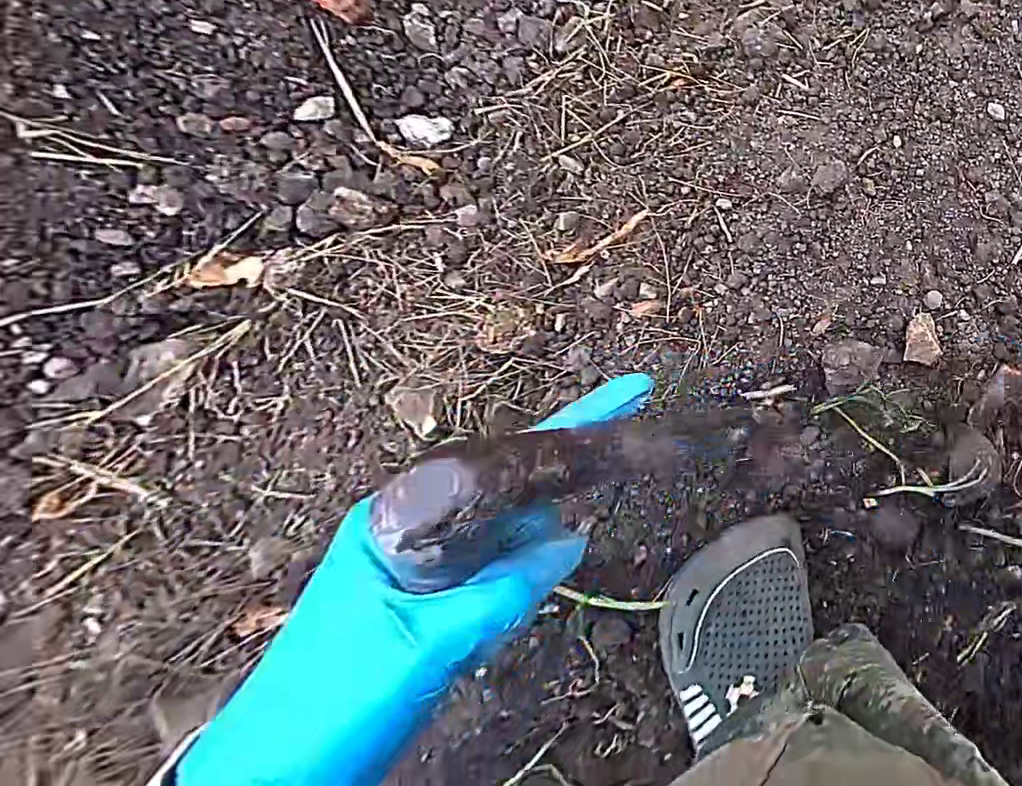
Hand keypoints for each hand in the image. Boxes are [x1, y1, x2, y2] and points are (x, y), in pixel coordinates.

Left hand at [178, 374, 655, 785]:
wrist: (269, 781)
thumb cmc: (327, 703)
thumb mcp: (424, 643)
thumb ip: (503, 590)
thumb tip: (572, 542)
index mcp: (402, 515)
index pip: (506, 455)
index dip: (575, 422)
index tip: (633, 391)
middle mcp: (422, 523)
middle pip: (519, 477)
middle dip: (572, 464)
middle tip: (637, 430)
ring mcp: (435, 558)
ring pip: (519, 524)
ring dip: (544, 535)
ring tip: (531, 569)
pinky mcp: (446, 592)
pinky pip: (508, 563)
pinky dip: (529, 570)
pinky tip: (527, 589)